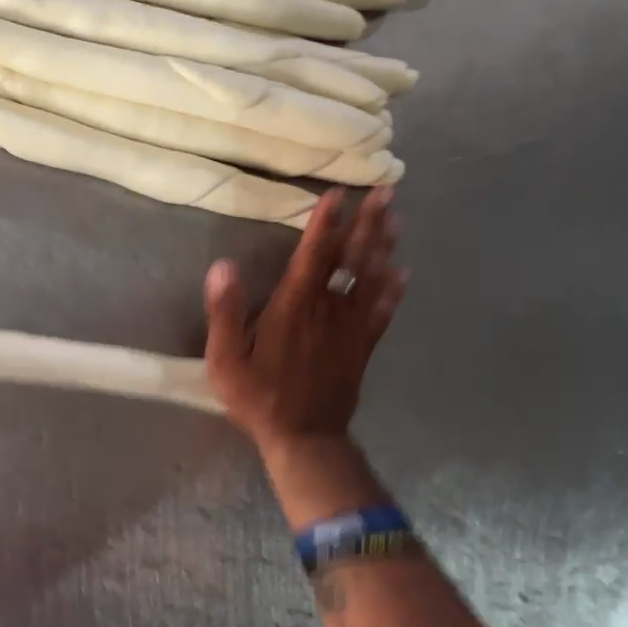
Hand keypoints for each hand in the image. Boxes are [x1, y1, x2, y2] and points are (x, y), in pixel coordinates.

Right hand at [203, 188, 404, 451]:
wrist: (304, 437)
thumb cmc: (257, 396)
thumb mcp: (225, 357)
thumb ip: (225, 311)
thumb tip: (223, 265)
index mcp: (294, 307)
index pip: (313, 254)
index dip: (325, 222)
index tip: (337, 193)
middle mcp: (328, 309)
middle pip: (352, 258)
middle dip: (367, 222)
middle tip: (386, 189)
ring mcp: (350, 328)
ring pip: (372, 278)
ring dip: (384, 246)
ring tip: (395, 217)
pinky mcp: (362, 348)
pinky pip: (382, 312)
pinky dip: (393, 290)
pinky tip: (404, 273)